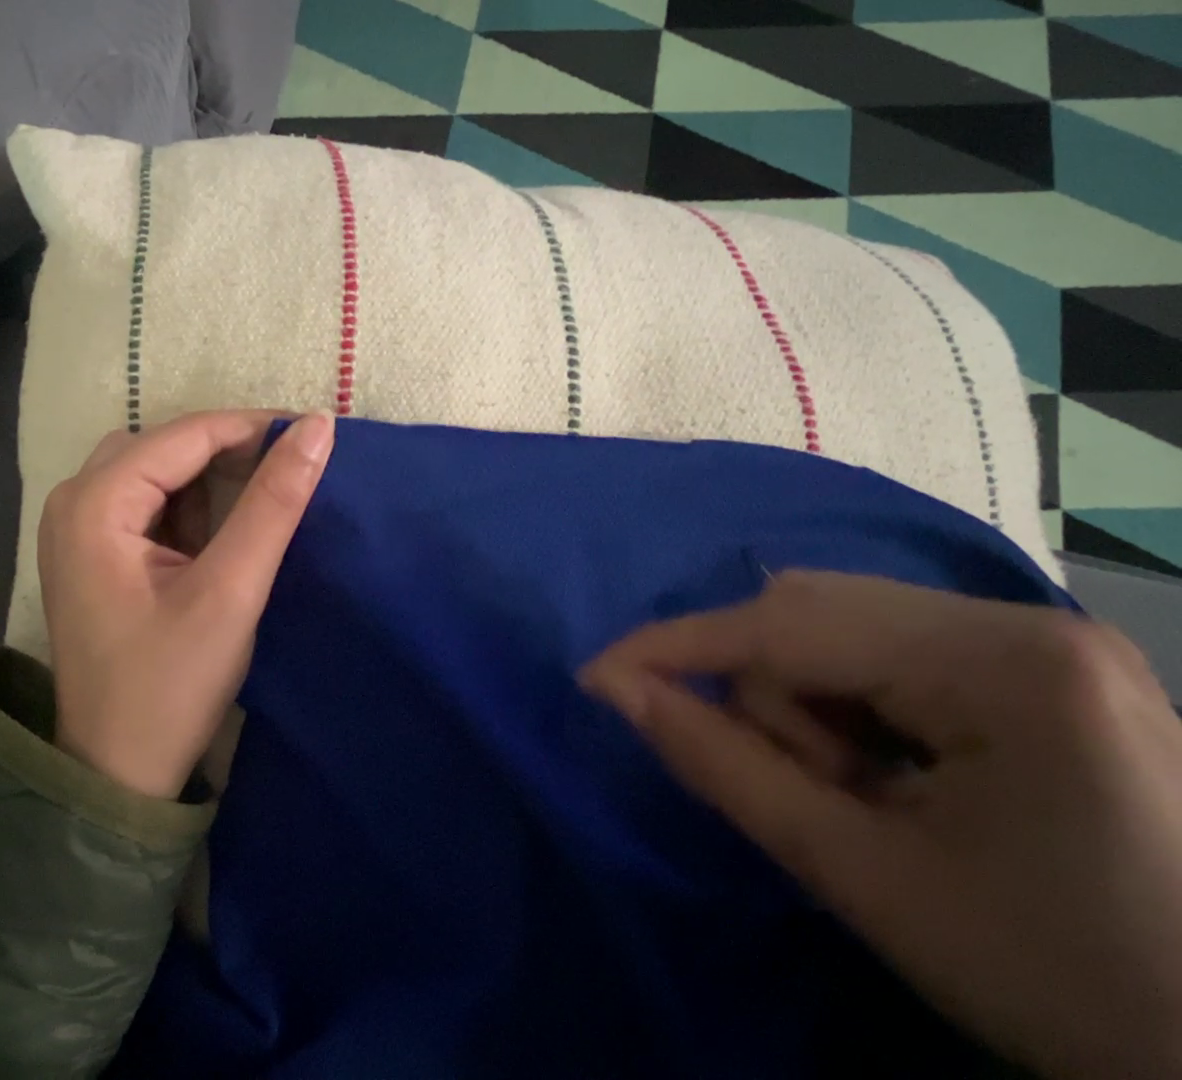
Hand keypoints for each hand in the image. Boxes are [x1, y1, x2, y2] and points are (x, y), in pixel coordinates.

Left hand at [38, 410, 333, 799]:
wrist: (117, 771)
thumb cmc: (170, 687)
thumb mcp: (229, 592)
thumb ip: (272, 506)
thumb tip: (316, 427)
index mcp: (93, 504)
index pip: (182, 436)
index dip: (251, 427)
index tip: (314, 435)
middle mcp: (72, 503)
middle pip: (161, 447)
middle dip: (227, 452)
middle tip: (291, 472)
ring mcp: (75, 531)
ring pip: (152, 474)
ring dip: (208, 480)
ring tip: (266, 500)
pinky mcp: (89, 557)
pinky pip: (142, 507)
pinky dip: (187, 509)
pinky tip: (225, 531)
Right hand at [579, 571, 1181, 1079]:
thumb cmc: (1056, 974)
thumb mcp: (861, 873)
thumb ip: (723, 766)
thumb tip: (617, 691)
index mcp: (1001, 664)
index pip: (785, 626)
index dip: (673, 648)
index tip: (589, 680)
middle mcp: (1027, 624)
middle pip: (817, 613)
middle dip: (767, 696)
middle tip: (798, 791)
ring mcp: (1046, 645)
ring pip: (849, 631)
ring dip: (810, 708)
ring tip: (858, 799)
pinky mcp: (1050, 675)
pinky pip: (897, 658)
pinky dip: (855, 711)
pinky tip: (891, 778)